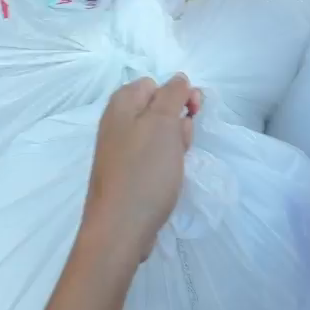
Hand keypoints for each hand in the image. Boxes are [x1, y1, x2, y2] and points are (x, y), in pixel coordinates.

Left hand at [80, 74, 202, 267]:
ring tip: (174, 166)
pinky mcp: (126, 175)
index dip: (178, 96)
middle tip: (180, 144)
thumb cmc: (144, 171)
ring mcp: (120, 151)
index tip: (192, 114)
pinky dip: (164, 166)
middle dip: (177, 124)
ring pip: (159, 137)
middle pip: (159, 110)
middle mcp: (117, 122)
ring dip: (174, 146)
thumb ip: (173, 94)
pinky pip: (152, 159)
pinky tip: (167, 181)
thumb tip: (178, 79)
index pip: (157, 84)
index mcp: (122, 103)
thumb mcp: (163, 123)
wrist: (120, 230)